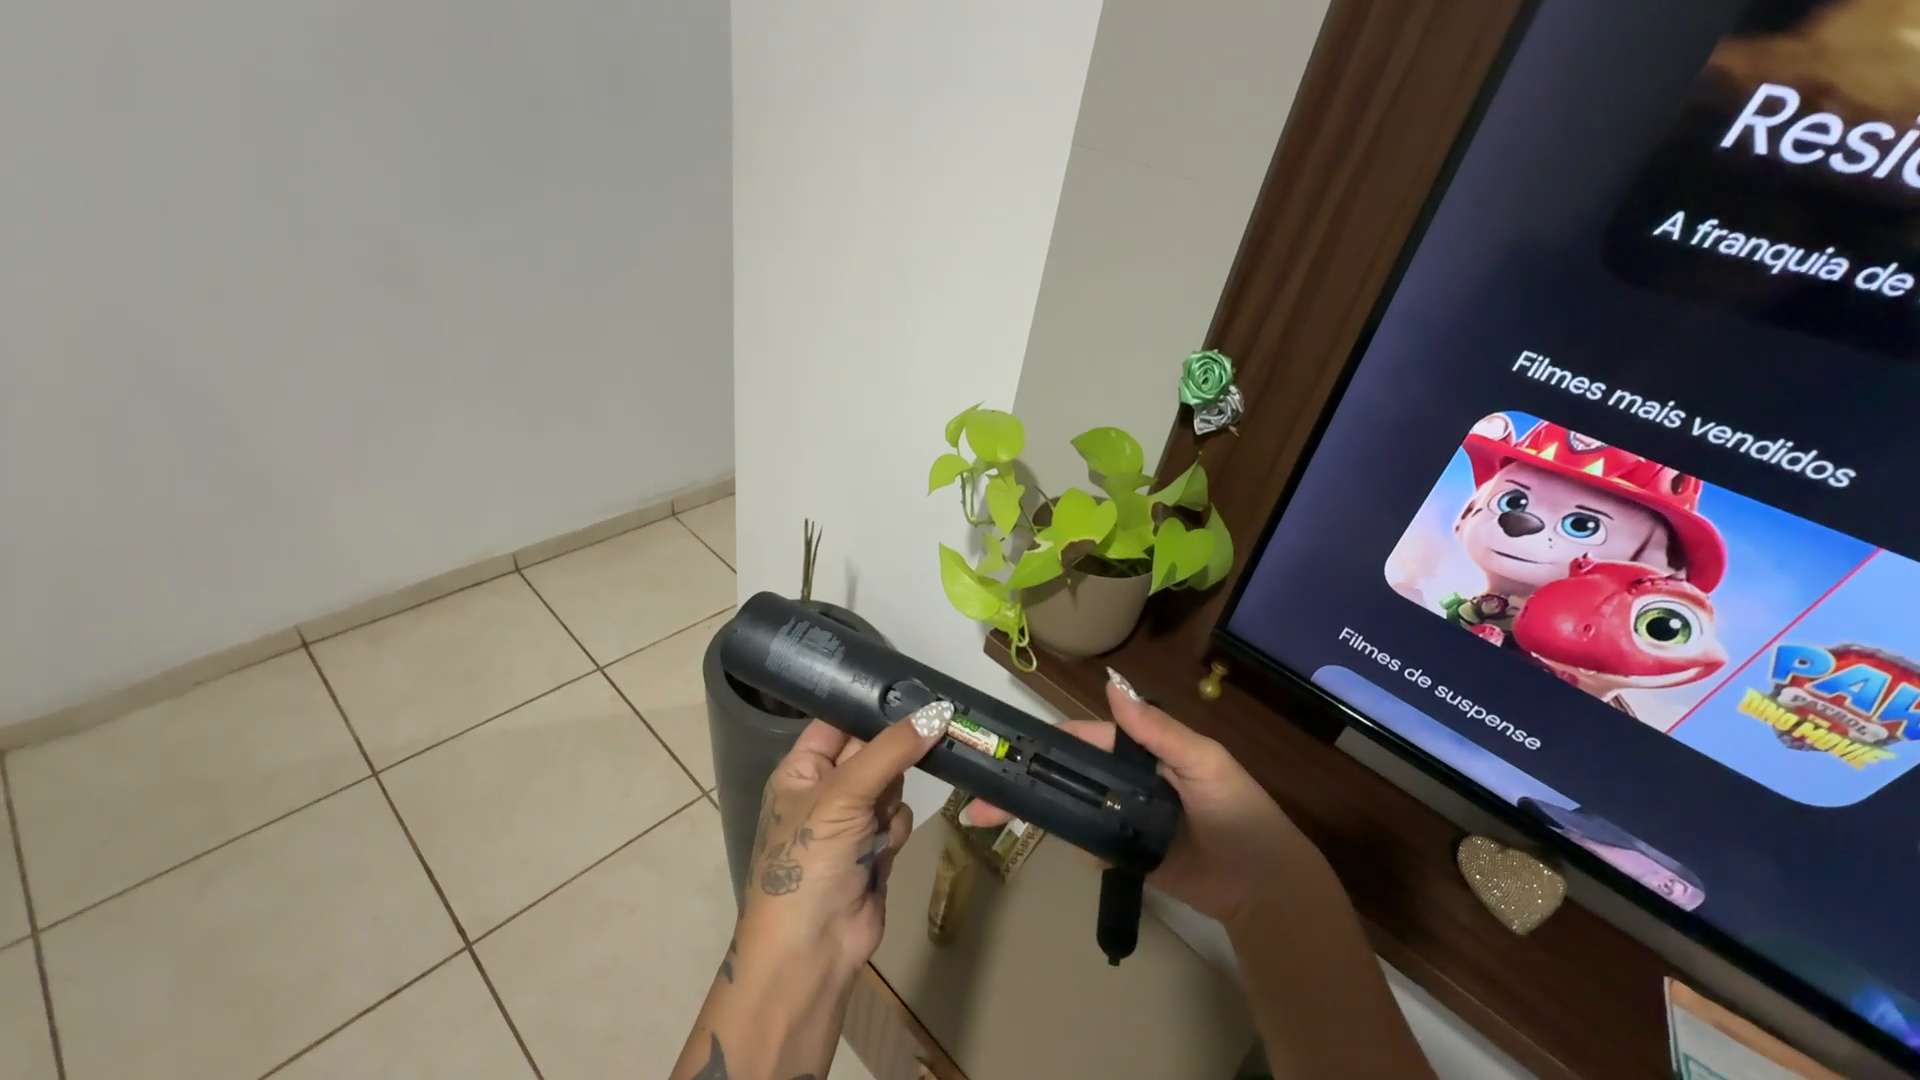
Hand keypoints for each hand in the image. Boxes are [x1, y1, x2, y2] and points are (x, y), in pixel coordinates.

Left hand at [738, 716, 941, 978]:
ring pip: (893, 785)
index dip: (871, 707)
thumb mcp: (843, 794)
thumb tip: (938, 712)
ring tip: (876, 824)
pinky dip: (895, 831)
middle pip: (873, 751)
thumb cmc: (809, 861)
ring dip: (892, 803)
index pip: (838, 722)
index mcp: (800, 770)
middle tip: (929, 740)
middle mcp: (825, 789)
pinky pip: (899, 818)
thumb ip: (891, 750)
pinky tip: (881, 851)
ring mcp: (850, 820)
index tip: (915, 691)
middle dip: (894, 757)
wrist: (813, 948)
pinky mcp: (874, 847)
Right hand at [965, 674, 1313, 927]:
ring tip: (987, 816)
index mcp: (1142, 752)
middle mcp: (1126, 782)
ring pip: (1070, 809)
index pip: (1085, 740)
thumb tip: (1112, 683)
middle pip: (1068, 776)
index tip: (1005, 746)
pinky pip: (1088, 845)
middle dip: (1025, 780)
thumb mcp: (1205, 762)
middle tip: (978, 794)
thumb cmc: (1238, 812)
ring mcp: (1123, 820)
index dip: (1047, 742)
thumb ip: (1157, 730)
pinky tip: (1041, 839)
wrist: (1262, 886)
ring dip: (1033, 810)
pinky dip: (1070, 843)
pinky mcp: (1125, 854)